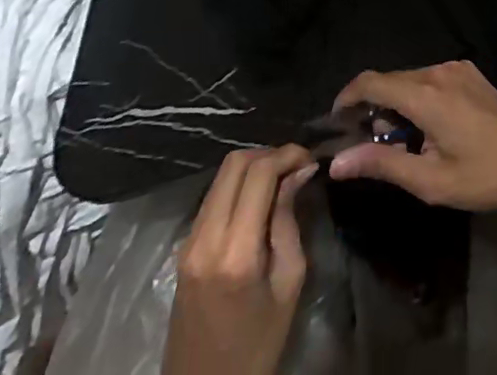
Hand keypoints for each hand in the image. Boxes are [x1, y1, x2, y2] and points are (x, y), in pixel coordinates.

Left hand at [163, 146, 316, 374]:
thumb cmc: (258, 343)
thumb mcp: (289, 281)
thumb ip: (288, 221)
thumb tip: (300, 172)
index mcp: (235, 251)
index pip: (258, 174)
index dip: (288, 154)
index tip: (312, 159)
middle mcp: (204, 238)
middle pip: (234, 164)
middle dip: (270, 154)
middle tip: (299, 166)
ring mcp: (188, 242)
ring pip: (221, 177)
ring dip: (254, 167)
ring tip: (284, 180)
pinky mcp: (184, 247)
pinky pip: (214, 197)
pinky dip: (240, 185)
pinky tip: (262, 199)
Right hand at [327, 61, 496, 214]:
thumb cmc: (484, 177)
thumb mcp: (429, 180)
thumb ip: (381, 165)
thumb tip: (336, 162)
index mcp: (427, 95)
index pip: (371, 82)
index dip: (346, 99)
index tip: (335, 124)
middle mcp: (441, 72)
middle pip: (390, 81)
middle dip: (373, 109)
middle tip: (371, 147)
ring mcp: (460, 69)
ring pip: (411, 80)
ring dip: (397, 105)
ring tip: (402, 144)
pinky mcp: (472, 74)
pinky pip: (432, 80)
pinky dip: (418, 99)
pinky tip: (427, 129)